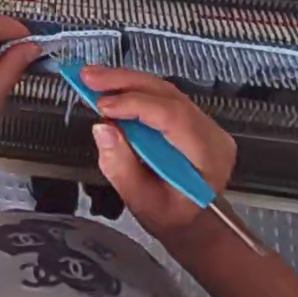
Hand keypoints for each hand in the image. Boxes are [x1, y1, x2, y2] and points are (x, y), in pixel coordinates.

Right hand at [83, 66, 236, 244]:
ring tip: (91, 78)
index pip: (173, 116)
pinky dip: (130, 88)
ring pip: (161, 89)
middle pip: (167, 95)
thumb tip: (102, 128)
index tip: (102, 106)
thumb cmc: (169, 215)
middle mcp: (210, 130)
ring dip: (124, 81)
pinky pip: (158, 94)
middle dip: (124, 83)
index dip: (136, 105)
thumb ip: (121, 167)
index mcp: (208, 155)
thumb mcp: (142, 202)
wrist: (189, 219)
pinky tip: (107, 86)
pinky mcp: (187, 115)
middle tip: (88, 76)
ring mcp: (201, 120)